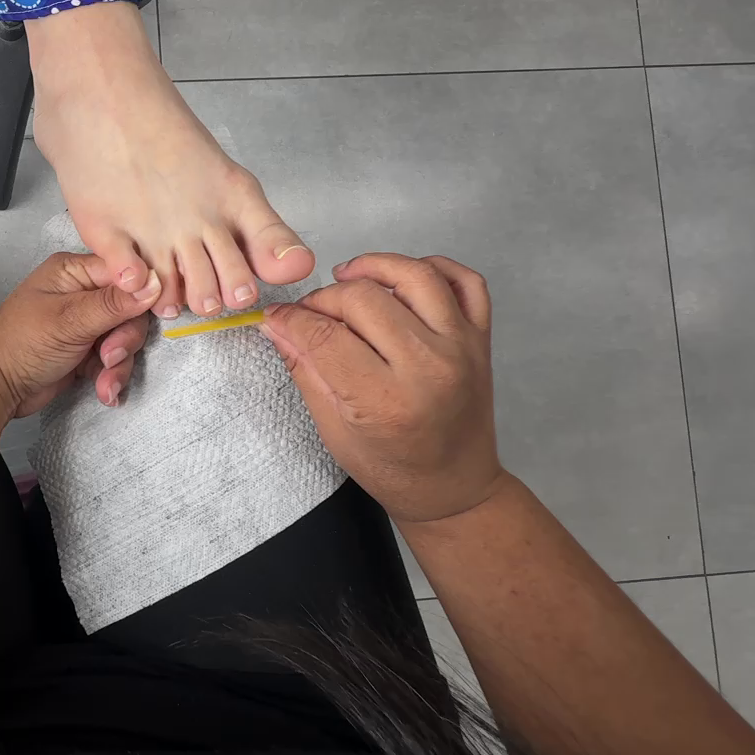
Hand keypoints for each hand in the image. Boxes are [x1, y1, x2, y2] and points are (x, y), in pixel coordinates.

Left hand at [0, 252, 162, 418]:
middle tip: (109, 357)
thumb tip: (157, 283)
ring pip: (126, 337)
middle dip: (125, 338)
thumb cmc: (24, 342)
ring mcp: (87, 323)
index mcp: (75, 271)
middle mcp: (83, 292)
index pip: (125, 273)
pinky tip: (102, 392)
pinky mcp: (88, 350)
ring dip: (119, 363)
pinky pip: (115, 359)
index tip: (157, 314)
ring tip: (103, 382)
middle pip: (131, 308)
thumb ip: (114, 304)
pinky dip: (111, 376)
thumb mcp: (70, 320)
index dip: (143, 294)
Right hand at [261, 252, 503, 524]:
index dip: (290, 319)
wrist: (455, 487)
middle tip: (309, 314)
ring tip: (346, 279)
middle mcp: (428, 367)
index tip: (275, 317)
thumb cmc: (389, 466)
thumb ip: (304, 368)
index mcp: (385, 400)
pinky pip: (463, 281)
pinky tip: (398, 280)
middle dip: (322, 299)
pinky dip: (432, 267)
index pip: (324, 335)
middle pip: (362, 298)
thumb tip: (274, 325)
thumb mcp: (331, 426)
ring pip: (413, 275)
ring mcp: (461, 348)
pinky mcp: (480, 339)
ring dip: (372, 267)